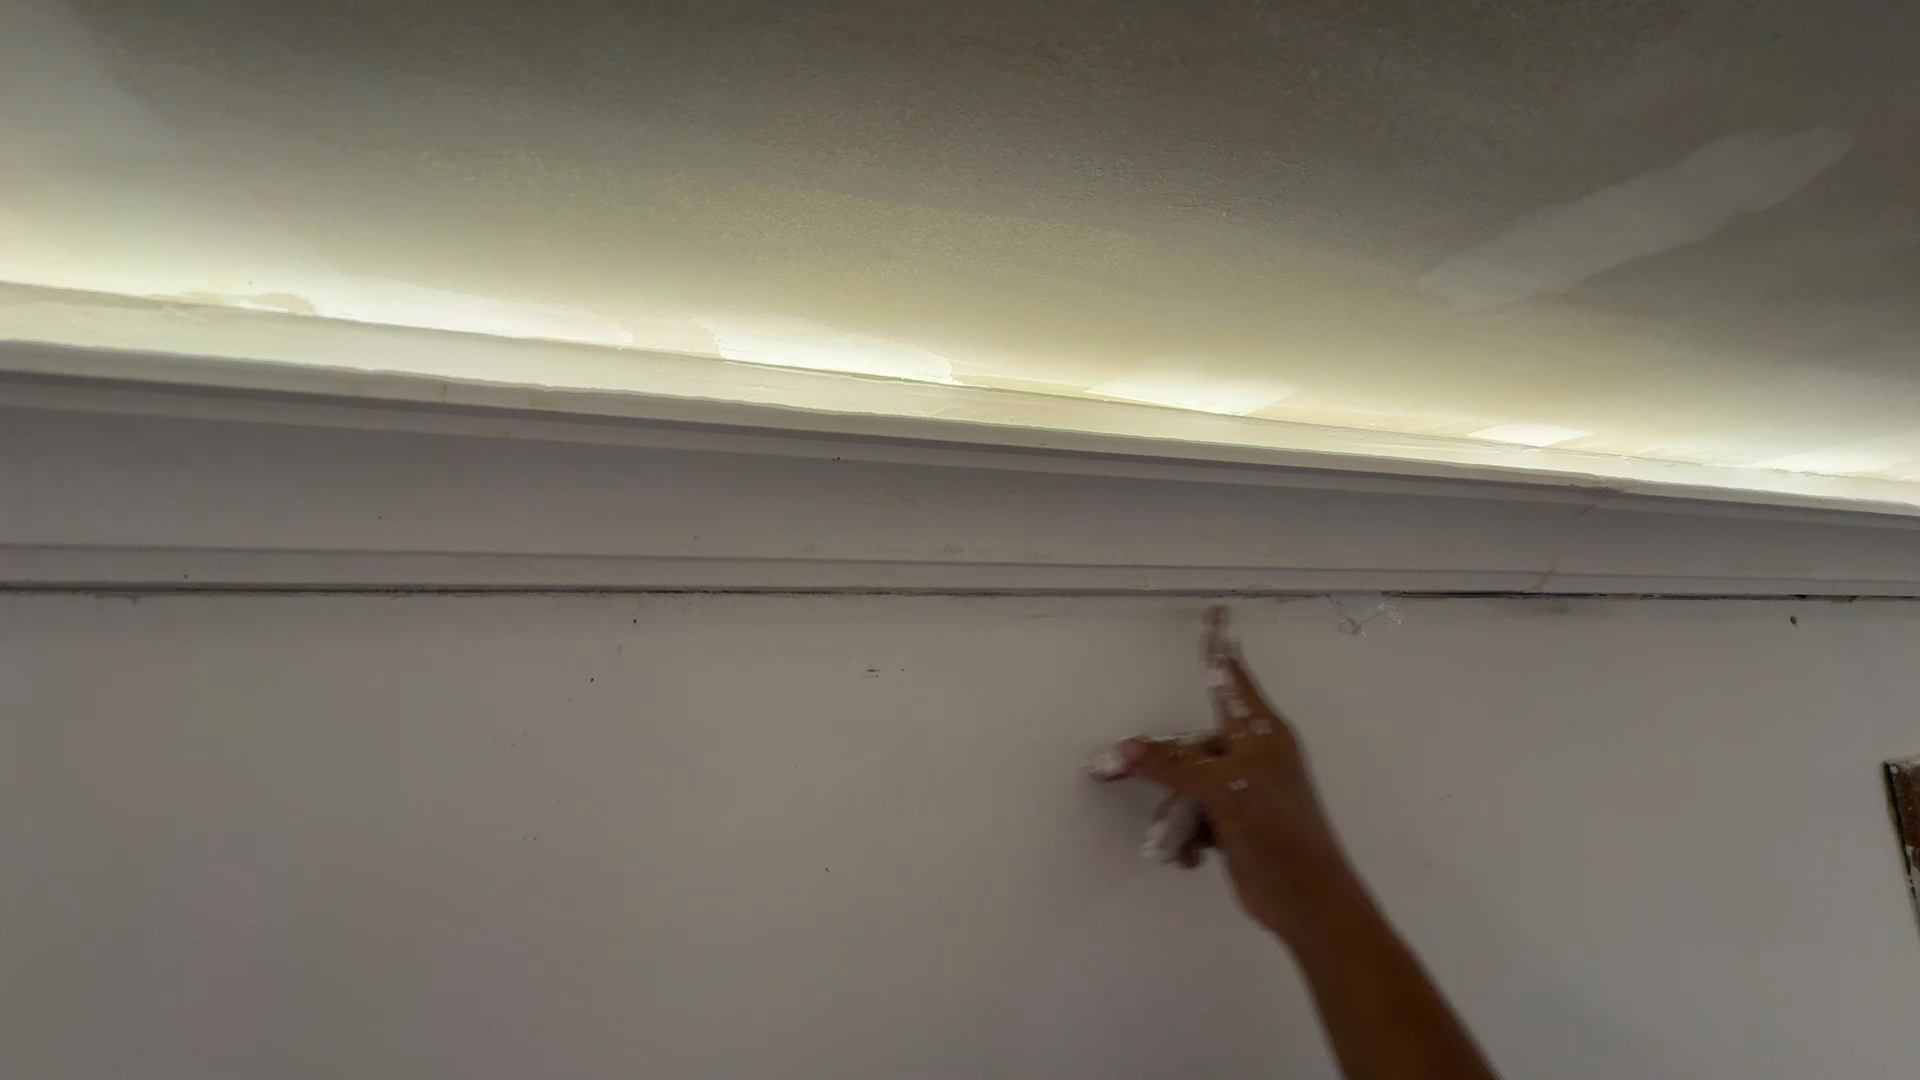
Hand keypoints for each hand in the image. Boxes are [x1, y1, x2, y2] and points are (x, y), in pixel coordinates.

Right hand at [1099, 607, 1348, 941]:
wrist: (1309, 906)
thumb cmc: (1278, 834)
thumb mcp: (1223, 792)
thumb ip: (1171, 766)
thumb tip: (1121, 751)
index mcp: (1258, 733)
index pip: (1230, 678)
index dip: (1219, 644)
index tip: (1217, 610)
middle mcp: (1250, 753)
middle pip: (1188, 743)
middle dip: (1160, 768)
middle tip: (1109, 771)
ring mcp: (1242, 788)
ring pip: (1185, 783)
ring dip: (1174, 815)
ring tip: (1175, 842)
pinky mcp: (1234, 819)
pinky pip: (1194, 812)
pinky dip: (1187, 833)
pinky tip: (1190, 856)